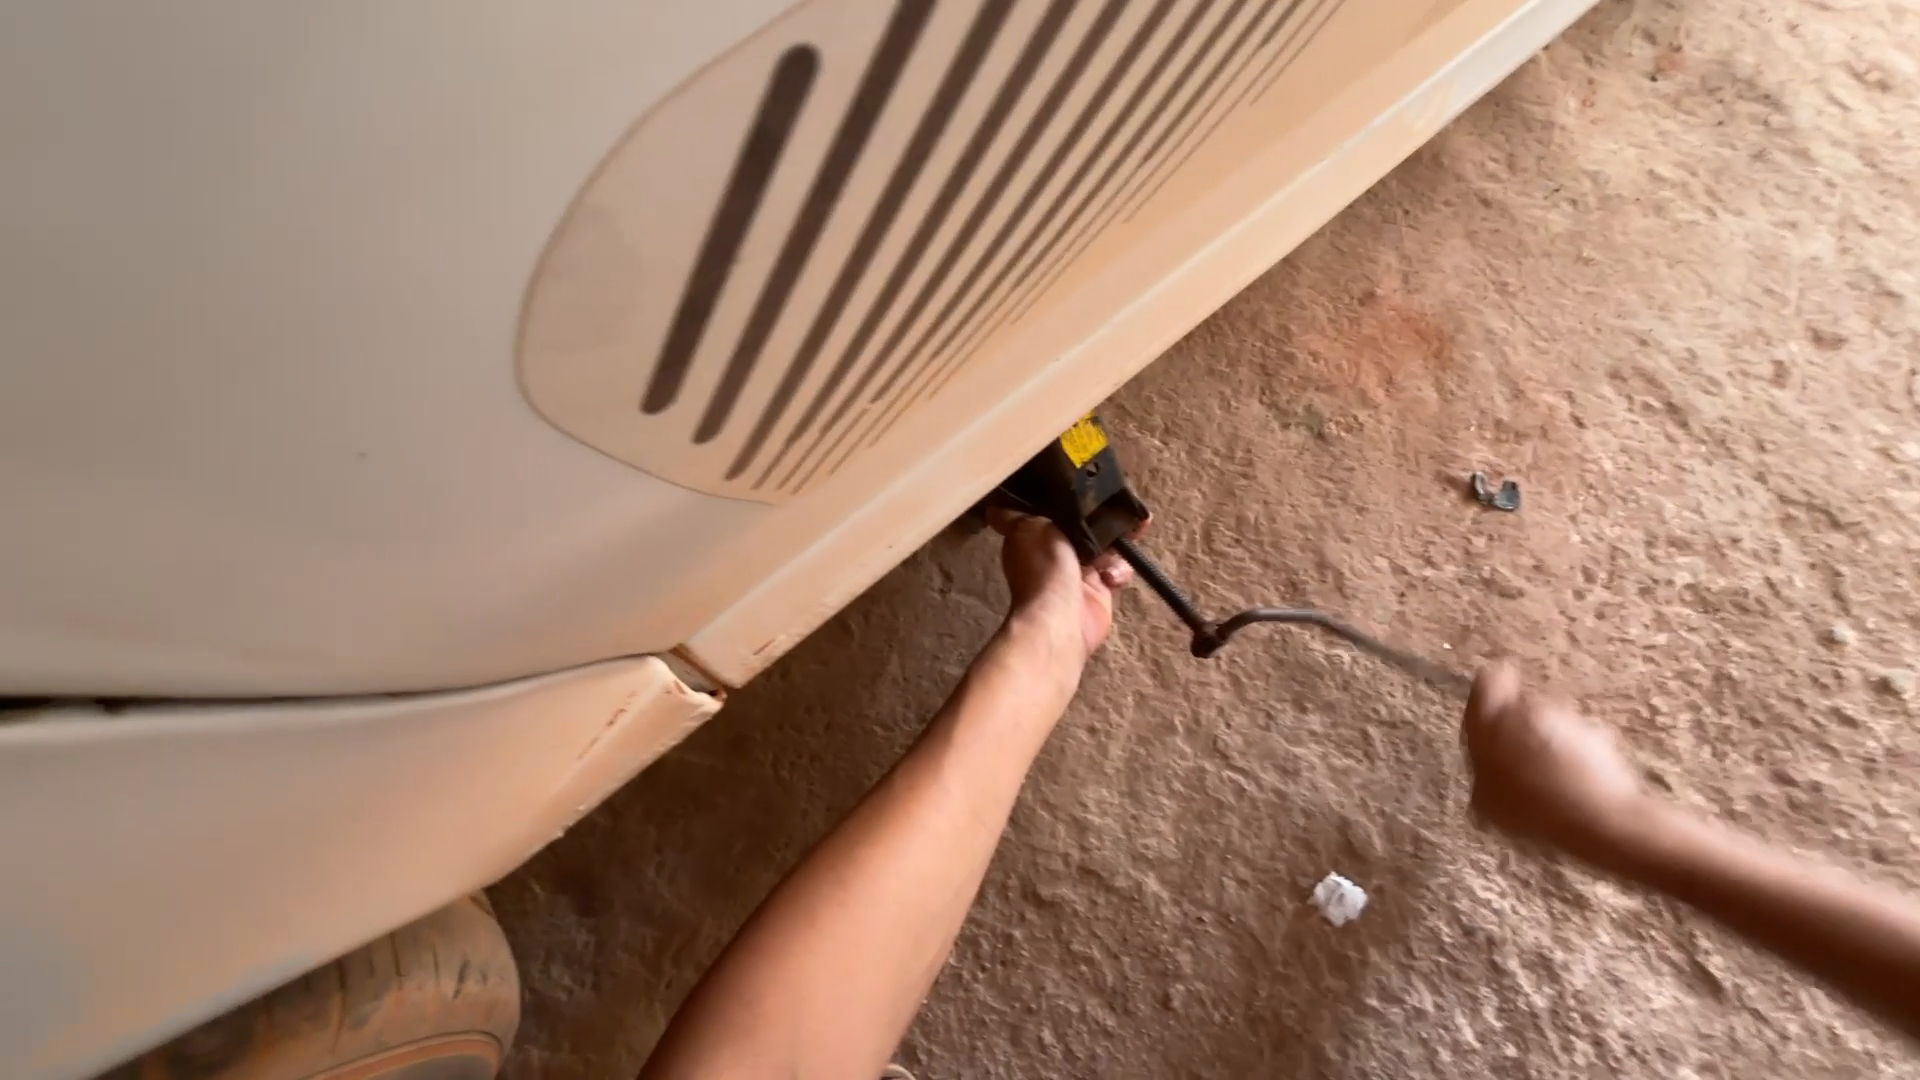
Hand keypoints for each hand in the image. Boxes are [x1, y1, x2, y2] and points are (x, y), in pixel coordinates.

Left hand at [988, 509, 1131, 667]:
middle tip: (1125, 505)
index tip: (1088, 483)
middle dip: (1104, 516)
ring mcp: (1079, 570)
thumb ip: (1019, 514)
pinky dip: (1119, 571)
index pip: (1052, 510)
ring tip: (1134, 532)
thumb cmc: (1042, 567)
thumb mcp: (1026, 528)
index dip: (1068, 498)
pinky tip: (1112, 577)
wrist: (1061, 617)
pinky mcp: (1100, 588)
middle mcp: (1056, 551)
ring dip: (1118, 542)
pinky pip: (1116, 570)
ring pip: (1106, 545)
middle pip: (1085, 526)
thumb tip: (993, 509)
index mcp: (1034, 534)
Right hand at [1462, 663, 1651, 859]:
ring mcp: (1569, 721)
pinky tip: (1575, 785)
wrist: (1603, 820)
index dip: (1490, 693)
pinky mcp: (1602, 736)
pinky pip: (1579, 739)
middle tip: (1519, 758)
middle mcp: (1528, 711)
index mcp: (1492, 719)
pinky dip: (1575, 755)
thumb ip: (1482, 775)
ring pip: (1550, 720)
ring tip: (1551, 776)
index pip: (1488, 681)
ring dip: (1548, 740)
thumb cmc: (1532, 808)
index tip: (1492, 714)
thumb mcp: (1487, 801)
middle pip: (1520, 704)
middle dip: (1519, 725)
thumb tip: (1485, 776)